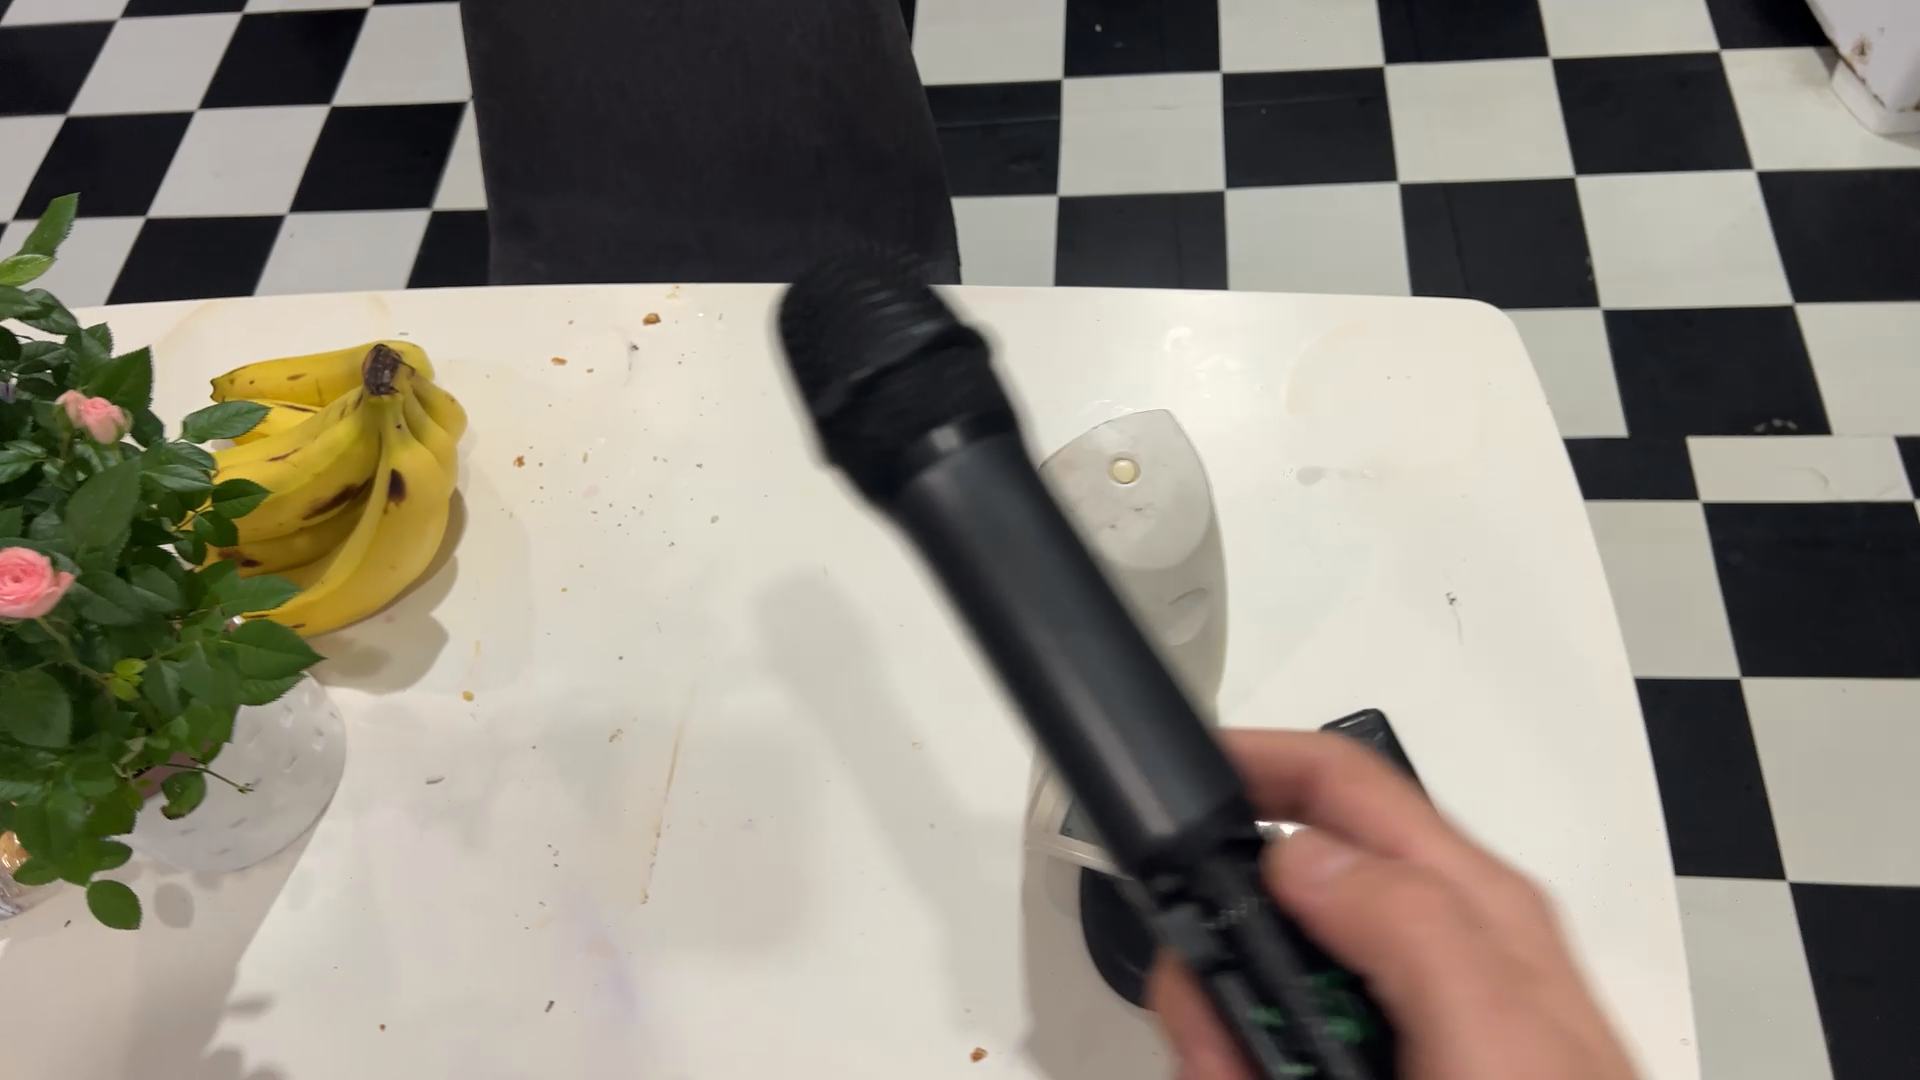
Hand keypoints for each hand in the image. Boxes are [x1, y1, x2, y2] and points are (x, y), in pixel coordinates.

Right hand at [1150, 730, 1639, 1079]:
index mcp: (1464, 898)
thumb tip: (1294, 853)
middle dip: (1215, 910)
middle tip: (1192, 982)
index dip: (1254, 757)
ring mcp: (1384, 994)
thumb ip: (1410, 928)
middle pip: (1278, 860)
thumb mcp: (1497, 1052)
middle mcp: (1420, 929)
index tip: (1172, 783)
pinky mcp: (1358, 1048)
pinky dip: (1229, 1043)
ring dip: (1214, 997)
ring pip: (1255, 943)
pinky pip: (1258, 1012)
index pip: (1339, 776)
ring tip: (1221, 1068)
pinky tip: (1235, 1077)